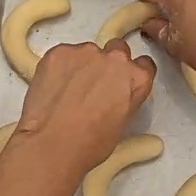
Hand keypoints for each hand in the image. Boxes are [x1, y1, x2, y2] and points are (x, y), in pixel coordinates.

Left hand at [12, 39, 156, 180]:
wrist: (52, 144)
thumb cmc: (91, 145)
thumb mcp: (122, 123)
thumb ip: (124, 98)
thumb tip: (114, 94)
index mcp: (137, 78)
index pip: (143, 65)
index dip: (130, 74)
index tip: (120, 83)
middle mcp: (116, 59)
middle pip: (117, 50)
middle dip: (108, 63)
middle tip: (93, 84)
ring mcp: (86, 52)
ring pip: (87, 52)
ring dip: (81, 65)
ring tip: (67, 89)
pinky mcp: (59, 51)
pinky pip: (63, 54)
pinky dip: (59, 67)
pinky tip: (52, 87)